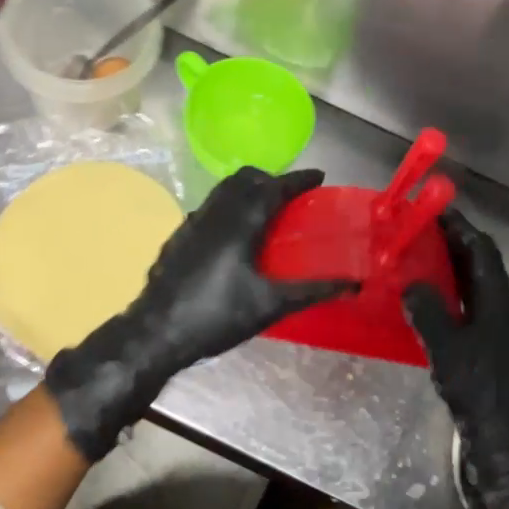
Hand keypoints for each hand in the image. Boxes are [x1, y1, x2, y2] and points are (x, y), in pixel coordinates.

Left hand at [45, 167, 353, 459]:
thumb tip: (351, 284)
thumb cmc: (217, 316)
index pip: (275, 187)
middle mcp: (216, 213)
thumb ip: (311, 291)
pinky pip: (209, 208)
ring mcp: (192, 222)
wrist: (157, 331)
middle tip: (292, 197)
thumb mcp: (270, 305)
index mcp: (241, 222)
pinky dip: (228, 207)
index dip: (299, 180)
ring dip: (248, 191)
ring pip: (223, 190)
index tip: (319, 177)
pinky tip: (234, 235)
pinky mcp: (179, 236)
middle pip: (246, 179)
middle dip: (272, 180)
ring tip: (266, 211)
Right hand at [403, 209, 508, 508]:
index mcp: (496, 299)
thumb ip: (427, 310)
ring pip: (471, 280)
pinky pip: (464, 299)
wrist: (498, 429)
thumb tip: (410, 283)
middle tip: (418, 229)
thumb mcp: (446, 345)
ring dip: (448, 263)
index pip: (481, 250)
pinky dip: (445, 287)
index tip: (434, 210)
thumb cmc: (476, 384)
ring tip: (415, 253)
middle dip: (452, 241)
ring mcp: (492, 322)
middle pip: (478, 261)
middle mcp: (498, 304)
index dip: (460, 227)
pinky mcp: (482, 338)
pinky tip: (422, 292)